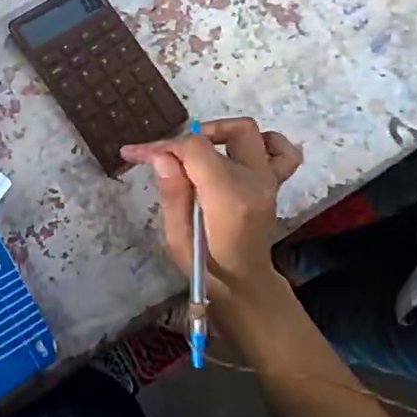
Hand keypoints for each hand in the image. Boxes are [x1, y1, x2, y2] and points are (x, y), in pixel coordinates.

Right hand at [120, 117, 302, 298]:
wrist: (244, 283)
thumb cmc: (206, 268)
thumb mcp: (177, 240)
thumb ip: (172, 195)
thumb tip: (161, 156)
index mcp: (229, 198)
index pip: (195, 149)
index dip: (161, 146)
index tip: (135, 154)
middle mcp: (254, 182)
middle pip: (222, 135)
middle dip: (186, 139)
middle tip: (164, 157)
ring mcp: (268, 181)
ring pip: (250, 134)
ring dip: (220, 133)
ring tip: (197, 152)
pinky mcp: (274, 182)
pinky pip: (282, 151)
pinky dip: (262, 142)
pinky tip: (238, 152)